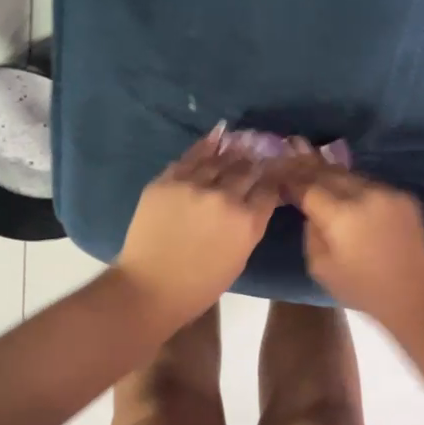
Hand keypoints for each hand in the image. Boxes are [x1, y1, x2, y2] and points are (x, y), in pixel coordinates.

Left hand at [113, 129, 279, 322]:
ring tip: (240, 140)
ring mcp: (194, 186)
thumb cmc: (200, 285)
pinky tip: (217, 136)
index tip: (274, 171)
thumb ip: (251, 225)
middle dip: (254, 161)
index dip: (273, 177)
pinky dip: (206, 145)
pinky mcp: (168, 181)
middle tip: (258, 153)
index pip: (269, 188)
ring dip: (233, 150)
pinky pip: (191, 157)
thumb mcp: (239, 257)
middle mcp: (225, 198)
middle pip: (247, 169)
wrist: (150, 288)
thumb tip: (256, 200)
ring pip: (220, 159)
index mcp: (247, 222)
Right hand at [291, 167, 423, 325]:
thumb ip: (310, 231)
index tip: (279, 177)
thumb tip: (310, 210)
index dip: (291, 181)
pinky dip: (357, 187)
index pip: (308, 186)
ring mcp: (388, 192)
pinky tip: (349, 194)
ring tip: (319, 175)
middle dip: (309, 169)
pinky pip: (372, 185)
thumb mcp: (319, 266)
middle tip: (294, 164)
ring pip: (352, 175)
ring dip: (334, 176)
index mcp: (341, 215)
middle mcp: (365, 194)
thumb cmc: (362, 288)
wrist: (413, 296)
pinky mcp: (405, 196)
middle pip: (329, 172)